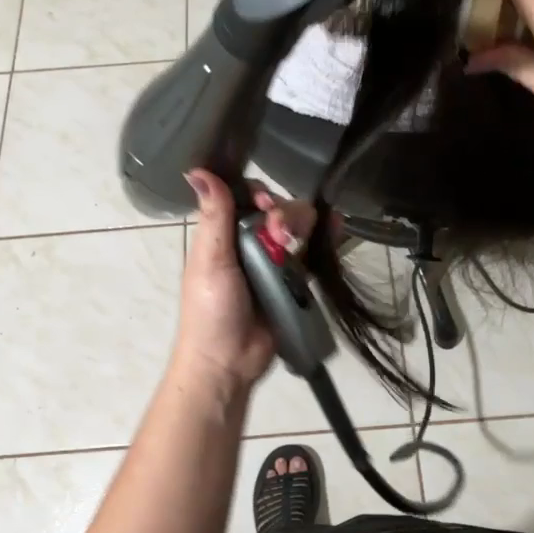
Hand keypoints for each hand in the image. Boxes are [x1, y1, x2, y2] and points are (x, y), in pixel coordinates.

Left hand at [174, 170, 314, 398]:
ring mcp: (274, 259)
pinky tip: (336, 225)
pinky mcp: (295, 278)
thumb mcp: (210, 259)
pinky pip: (312, 249)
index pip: (245, 195)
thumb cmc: (210, 309)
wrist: (229, 363)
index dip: (259, 193)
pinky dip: (325, 234)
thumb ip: (213, 215)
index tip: (264, 204)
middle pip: (276, 207)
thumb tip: (196, 169)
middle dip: (282, 213)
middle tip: (278, 233)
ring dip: (300, 224)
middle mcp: (249, 240)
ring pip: (296, 224)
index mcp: (222, 233)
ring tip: (293, 241)